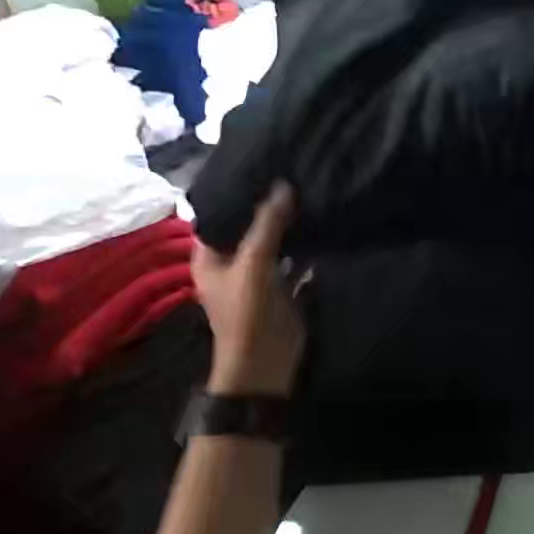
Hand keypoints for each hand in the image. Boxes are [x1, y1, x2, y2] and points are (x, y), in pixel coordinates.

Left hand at [191, 184, 303, 395]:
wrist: (266, 366)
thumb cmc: (247, 315)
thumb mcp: (254, 265)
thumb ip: (268, 225)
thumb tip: (284, 185)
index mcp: (210, 258)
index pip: (220, 215)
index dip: (237, 194)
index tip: (261, 167)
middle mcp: (232, 263)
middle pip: (250, 227)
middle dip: (269, 207)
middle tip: (292, 172)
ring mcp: (259, 276)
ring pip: (275, 242)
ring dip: (289, 225)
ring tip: (310, 190)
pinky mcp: (284, 288)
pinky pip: (296, 259)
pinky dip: (307, 245)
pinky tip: (324, 222)